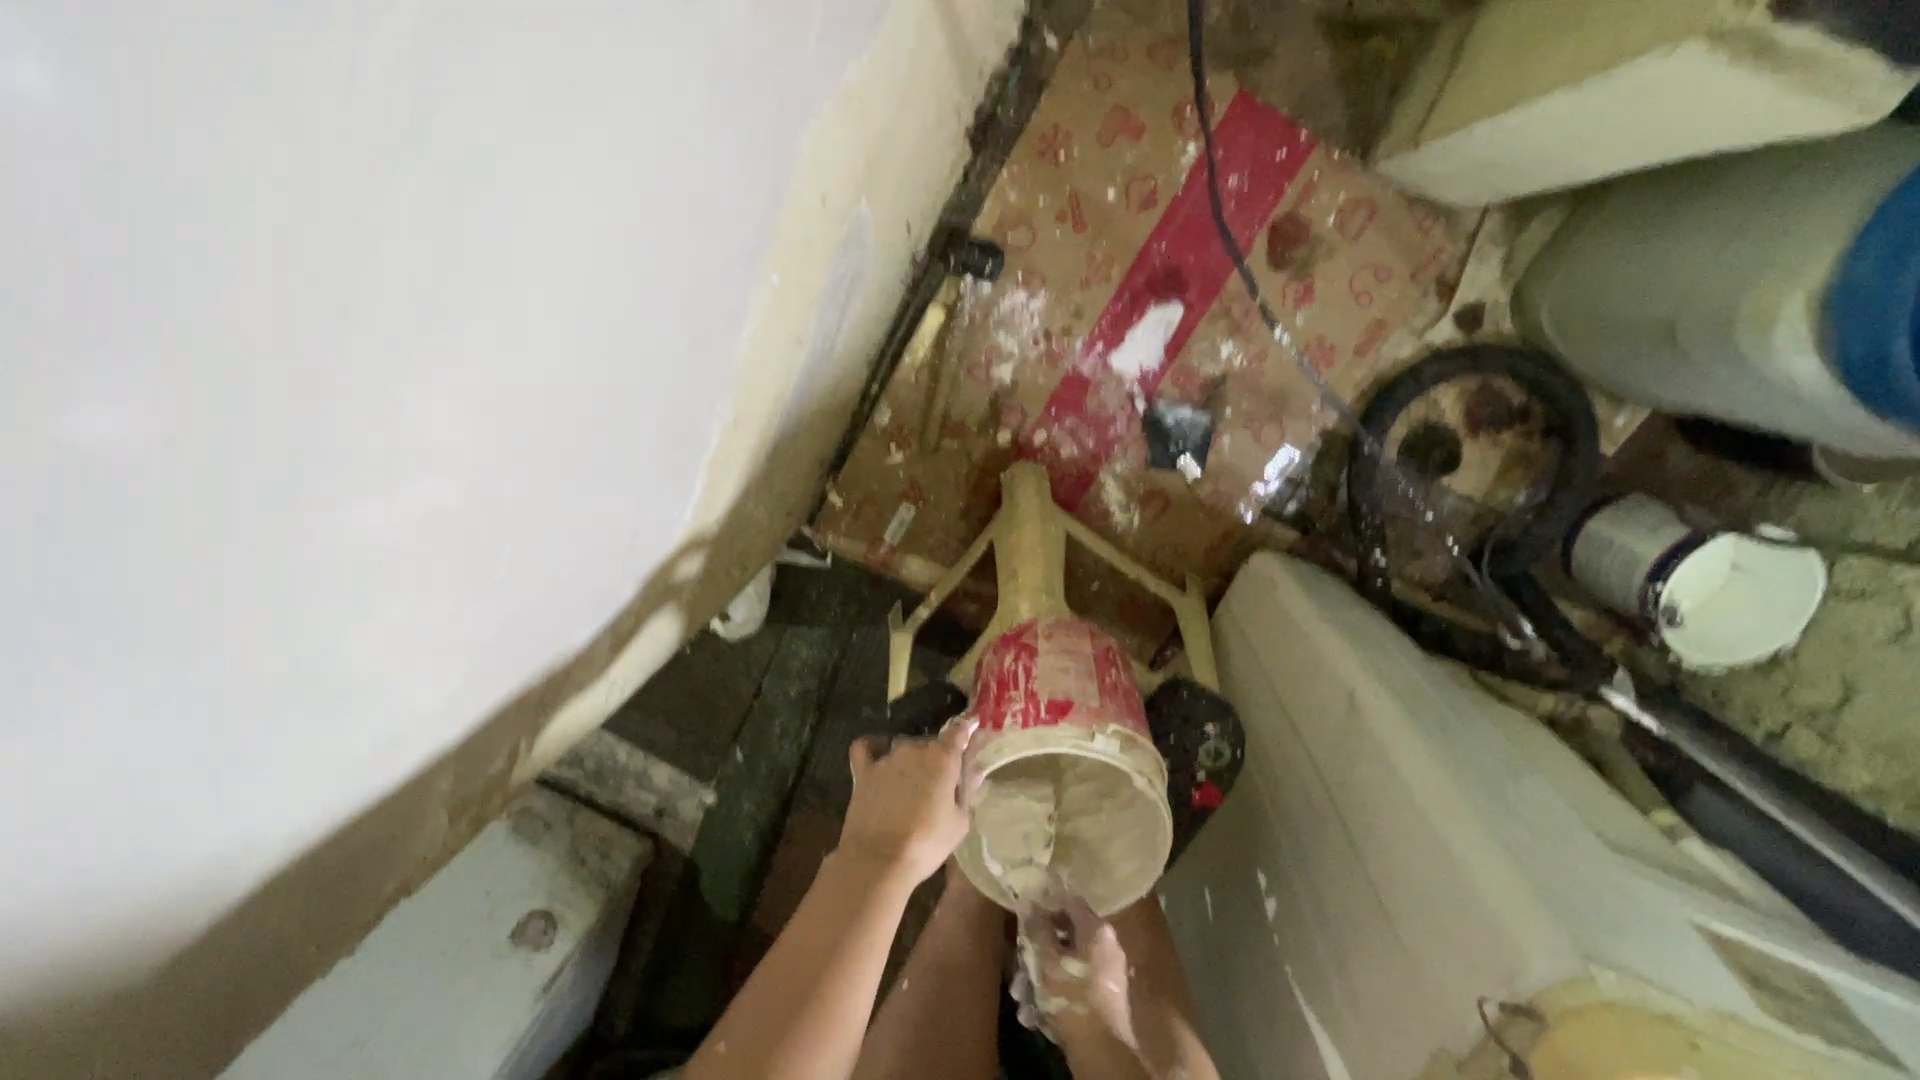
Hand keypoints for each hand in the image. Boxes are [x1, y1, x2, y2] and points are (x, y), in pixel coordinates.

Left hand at [838, 717, 978, 885]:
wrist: (879, 860)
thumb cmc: (927, 843)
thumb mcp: (959, 822)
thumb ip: (967, 790)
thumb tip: (973, 770)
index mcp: (943, 758)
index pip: (958, 730)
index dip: (966, 728)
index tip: (972, 726)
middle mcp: (914, 749)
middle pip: (930, 742)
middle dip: (938, 757)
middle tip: (941, 783)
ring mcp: (886, 758)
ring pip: (903, 746)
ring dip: (910, 758)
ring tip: (912, 782)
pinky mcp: (863, 771)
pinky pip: (867, 747)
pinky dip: (874, 748)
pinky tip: (879, 756)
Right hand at [1012, 896, 1133, 1046]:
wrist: (1101, 1051)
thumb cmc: (1071, 997)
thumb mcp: (1046, 961)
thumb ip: (1037, 929)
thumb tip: (1030, 901)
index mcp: (1097, 931)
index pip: (1070, 902)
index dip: (1045, 904)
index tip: (1025, 915)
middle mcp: (1106, 947)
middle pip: (1064, 938)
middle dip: (1035, 954)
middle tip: (1017, 966)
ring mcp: (1106, 975)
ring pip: (1065, 967)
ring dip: (1039, 980)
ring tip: (1020, 998)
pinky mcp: (1102, 999)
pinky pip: (1073, 987)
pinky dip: (1054, 996)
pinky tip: (1033, 1014)